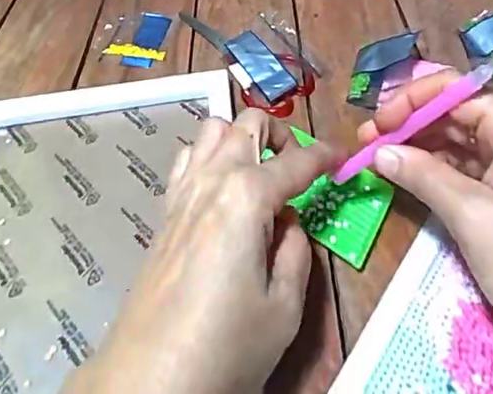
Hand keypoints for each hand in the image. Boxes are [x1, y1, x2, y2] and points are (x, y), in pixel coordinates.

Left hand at [68, 108, 337, 393]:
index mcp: (248, 195)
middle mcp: (214, 177)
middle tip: (299, 168)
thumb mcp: (284, 308)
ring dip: (241, 137)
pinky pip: (189, 156)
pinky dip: (211, 154)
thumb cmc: (226, 345)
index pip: (296, 162)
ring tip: (260, 172)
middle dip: (280, 134)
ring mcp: (184, 188)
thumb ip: (296, 251)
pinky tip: (222, 188)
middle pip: (248, 123)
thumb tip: (290, 219)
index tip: (342, 156)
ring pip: (214, 128)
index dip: (324, 155)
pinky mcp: (166, 208)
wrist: (150, 376)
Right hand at [359, 71, 492, 393]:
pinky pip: (469, 169)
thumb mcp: (470, 215)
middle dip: (410, 121)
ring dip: (419, 145)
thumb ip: (420, 173)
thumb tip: (378, 151)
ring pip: (459, 141)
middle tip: (367, 137)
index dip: (412, 100)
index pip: (457, 92)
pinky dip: (437, 169)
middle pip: (457, 112)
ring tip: (377, 153)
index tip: (376, 122)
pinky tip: (407, 173)